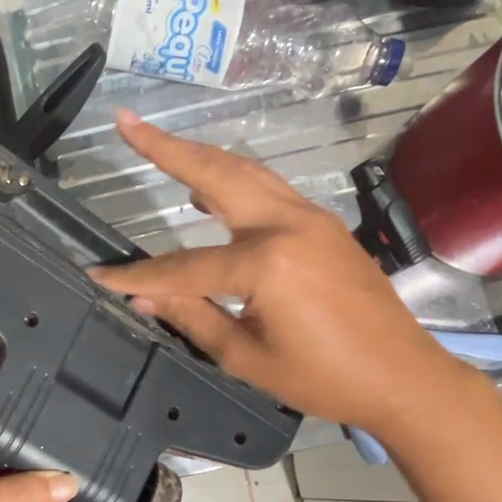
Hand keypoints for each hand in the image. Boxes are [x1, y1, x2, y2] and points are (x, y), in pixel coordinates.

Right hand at [94, 110, 467, 432]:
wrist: (401, 375)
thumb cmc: (323, 377)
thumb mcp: (248, 357)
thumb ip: (194, 318)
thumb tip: (144, 296)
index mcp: (267, 263)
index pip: (184, 266)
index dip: (138, 275)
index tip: (99, 275)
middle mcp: (288, 224)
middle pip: (217, 175)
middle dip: (168, 149)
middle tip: (127, 123)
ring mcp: (311, 218)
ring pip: (247, 172)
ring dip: (202, 156)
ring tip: (161, 145)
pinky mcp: (324, 225)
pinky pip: (270, 189)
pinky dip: (234, 179)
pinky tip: (210, 191)